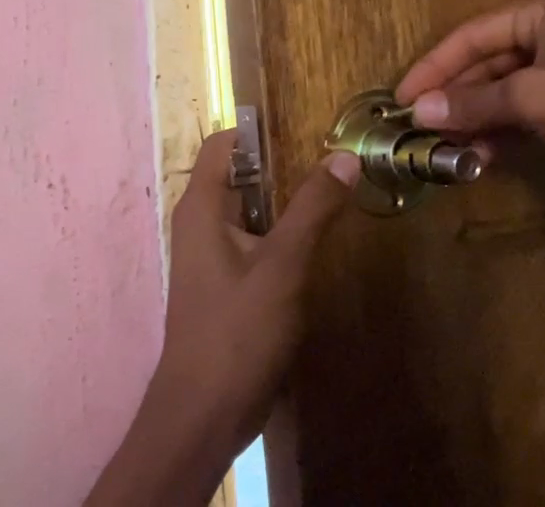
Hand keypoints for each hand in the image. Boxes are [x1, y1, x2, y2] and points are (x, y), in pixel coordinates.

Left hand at [88, 131, 360, 505]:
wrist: (204, 414)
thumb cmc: (236, 331)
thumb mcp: (282, 265)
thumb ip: (313, 208)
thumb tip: (344, 155)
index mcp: (201, 207)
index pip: (223, 143)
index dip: (259, 131)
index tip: (308, 131)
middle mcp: (200, 223)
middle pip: (239, 174)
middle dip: (283, 166)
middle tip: (334, 162)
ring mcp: (211, 257)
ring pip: (250, 210)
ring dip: (285, 202)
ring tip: (334, 195)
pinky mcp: (225, 285)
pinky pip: (253, 242)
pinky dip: (280, 234)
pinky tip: (314, 245)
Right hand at [394, 0, 544, 173]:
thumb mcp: (538, 98)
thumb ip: (475, 102)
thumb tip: (418, 111)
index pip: (473, 34)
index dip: (434, 66)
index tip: (400, 100)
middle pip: (491, 62)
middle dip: (456, 96)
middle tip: (419, 129)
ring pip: (511, 91)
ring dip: (479, 118)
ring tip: (446, 149)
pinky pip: (534, 112)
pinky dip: (508, 131)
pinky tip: (483, 156)